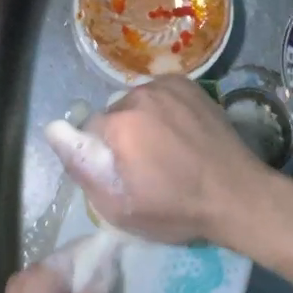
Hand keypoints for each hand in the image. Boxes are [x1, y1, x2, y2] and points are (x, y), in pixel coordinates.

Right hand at [46, 75, 269, 244]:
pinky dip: (163, 109)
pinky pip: (159, 93)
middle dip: (122, 136)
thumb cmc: (176, 209)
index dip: (102, 155)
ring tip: (168, 149)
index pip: (88, 130)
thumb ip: (82, 168)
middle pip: (113, 114)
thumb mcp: (119, 207)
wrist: (237, 195)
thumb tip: (54, 133)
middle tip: (148, 166)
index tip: (124, 175)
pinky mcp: (188, 84)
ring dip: (143, 120)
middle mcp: (139, 94)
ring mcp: (167, 85)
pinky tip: (180, 132)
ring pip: (137, 102)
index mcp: (120, 123)